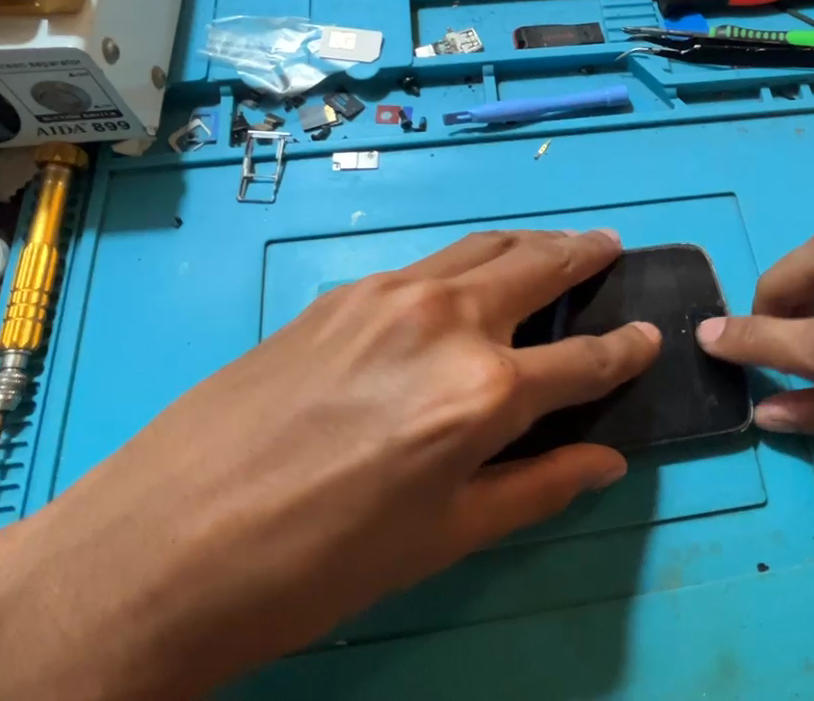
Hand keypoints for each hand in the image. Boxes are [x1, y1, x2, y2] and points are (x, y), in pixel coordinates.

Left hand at [0, 229, 658, 699]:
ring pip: (480, 249)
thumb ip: (538, 487)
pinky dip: (466, 263)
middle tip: (609, 249)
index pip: (583, 360)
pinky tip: (465, 285)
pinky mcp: (338, 293)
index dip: (626, 349)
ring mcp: (385, 295)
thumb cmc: (318, 567)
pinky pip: (426, 265)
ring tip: (553, 250)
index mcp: (482, 392)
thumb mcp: (444, 539)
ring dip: (527, 246)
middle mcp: (444, 320)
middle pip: (537, 266)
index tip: (652, 335)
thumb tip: (608, 459)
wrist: (162, 547)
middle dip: (584, 255)